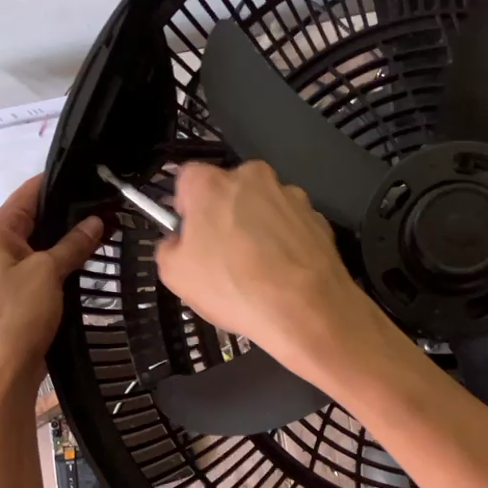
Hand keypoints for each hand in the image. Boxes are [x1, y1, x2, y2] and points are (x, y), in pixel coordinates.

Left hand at [0, 175, 103, 394]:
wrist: (3, 370)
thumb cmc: (18, 315)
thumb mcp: (48, 273)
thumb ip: (73, 244)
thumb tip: (96, 220)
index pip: (31, 191)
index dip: (63, 183)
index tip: (97, 179)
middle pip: (37, 216)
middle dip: (72, 213)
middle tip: (112, 207)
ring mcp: (6, 268)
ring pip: (42, 242)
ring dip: (70, 239)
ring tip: (109, 229)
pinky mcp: (18, 290)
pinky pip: (43, 265)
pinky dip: (64, 260)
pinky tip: (90, 258)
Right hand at [157, 162, 376, 364]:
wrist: (305, 310)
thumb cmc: (232, 287)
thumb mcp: (175, 275)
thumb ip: (169, 248)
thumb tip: (178, 242)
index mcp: (211, 183)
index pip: (187, 180)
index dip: (186, 209)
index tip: (191, 237)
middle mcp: (254, 177)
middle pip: (230, 191)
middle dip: (224, 216)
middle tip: (223, 257)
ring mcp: (291, 196)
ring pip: (264, 207)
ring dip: (258, 229)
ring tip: (259, 271)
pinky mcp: (319, 219)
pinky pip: (292, 227)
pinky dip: (287, 244)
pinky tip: (284, 274)